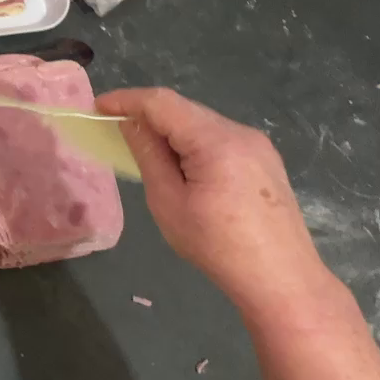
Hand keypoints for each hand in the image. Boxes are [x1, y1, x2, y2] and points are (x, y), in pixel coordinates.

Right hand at [97, 88, 334, 314]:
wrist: (282, 279)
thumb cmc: (217, 245)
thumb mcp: (168, 202)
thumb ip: (148, 155)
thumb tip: (130, 123)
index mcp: (216, 141)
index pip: (163, 103)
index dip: (126, 100)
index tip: (97, 108)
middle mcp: (241, 133)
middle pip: (183, 109)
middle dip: (146, 114)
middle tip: (113, 130)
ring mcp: (257, 146)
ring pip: (200, 123)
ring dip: (168, 130)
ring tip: (143, 151)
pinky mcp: (263, 160)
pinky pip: (217, 138)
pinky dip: (189, 142)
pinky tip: (179, 165)